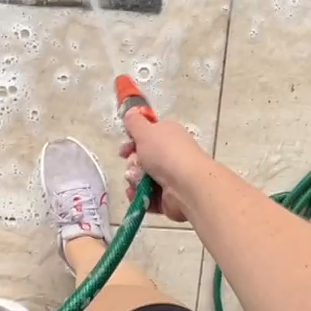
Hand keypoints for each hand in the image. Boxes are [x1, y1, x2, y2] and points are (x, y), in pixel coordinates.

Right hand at [120, 108, 208, 222]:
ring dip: (134, 180)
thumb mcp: (145, 131)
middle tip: (134, 166)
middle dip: (133, 163)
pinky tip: (137, 194)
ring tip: (138, 182)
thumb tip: (131, 111)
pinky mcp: (168, 198)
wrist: (186, 185)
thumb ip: (134, 122)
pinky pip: (146, 197)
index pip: (147, 136)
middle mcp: (170, 155)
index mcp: (168, 135)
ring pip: (142, 178)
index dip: (132, 142)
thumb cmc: (166, 153)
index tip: (124, 150)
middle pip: (142, 159)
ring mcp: (170, 178)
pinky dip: (139, 196)